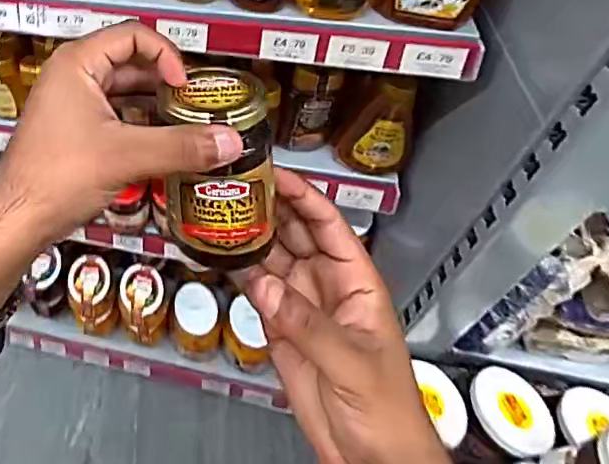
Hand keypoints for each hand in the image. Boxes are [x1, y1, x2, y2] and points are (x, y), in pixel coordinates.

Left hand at [0, 23, 242, 305]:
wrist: (15, 219)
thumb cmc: (58, 176)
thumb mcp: (126, 156)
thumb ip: (181, 146)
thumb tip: (230, 141)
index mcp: (78, 63)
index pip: (133, 34)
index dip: (165, 54)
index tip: (184, 86)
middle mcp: (72, 74)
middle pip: (129, 60)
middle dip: (164, 80)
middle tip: (195, 104)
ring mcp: (70, 100)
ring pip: (122, 90)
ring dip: (154, 104)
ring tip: (186, 125)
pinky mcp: (71, 127)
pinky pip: (113, 113)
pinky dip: (139, 123)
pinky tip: (161, 144)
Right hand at [234, 169, 446, 463]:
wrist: (372, 463)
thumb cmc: (389, 414)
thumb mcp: (354, 364)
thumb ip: (308, 324)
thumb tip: (265, 285)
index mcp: (354, 280)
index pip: (327, 222)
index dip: (302, 194)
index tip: (273, 174)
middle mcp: (324, 282)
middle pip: (292, 231)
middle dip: (266, 206)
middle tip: (233, 187)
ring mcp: (299, 302)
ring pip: (269, 255)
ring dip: (246, 235)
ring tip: (218, 213)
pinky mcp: (277, 324)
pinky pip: (254, 287)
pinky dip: (235, 269)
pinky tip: (218, 253)